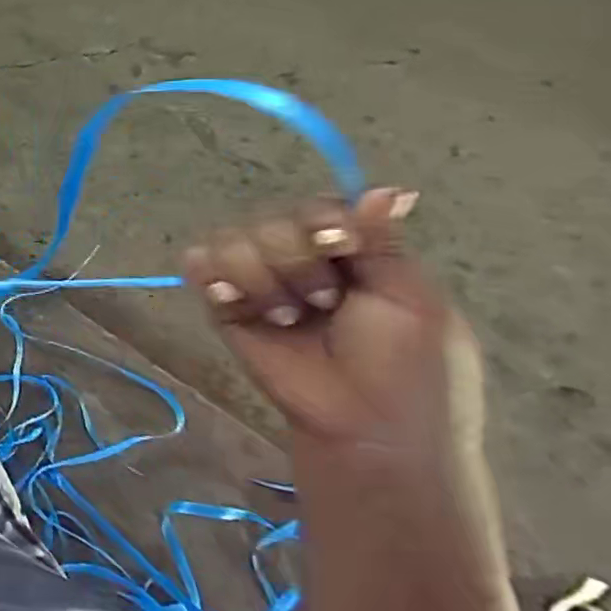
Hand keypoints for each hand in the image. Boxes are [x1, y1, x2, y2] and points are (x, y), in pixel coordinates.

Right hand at [182, 189, 485, 464]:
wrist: (365, 421)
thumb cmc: (409, 365)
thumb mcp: (414, 300)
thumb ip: (383, 244)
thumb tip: (386, 188)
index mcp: (346, 251)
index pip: (313, 207)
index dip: (318, 221)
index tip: (338, 248)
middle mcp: (295, 258)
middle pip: (267, 220)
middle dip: (294, 261)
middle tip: (324, 303)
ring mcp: (253, 280)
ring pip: (229, 241)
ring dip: (260, 280)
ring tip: (286, 318)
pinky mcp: (219, 302)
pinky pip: (196, 265)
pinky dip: (213, 280)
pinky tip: (237, 304)